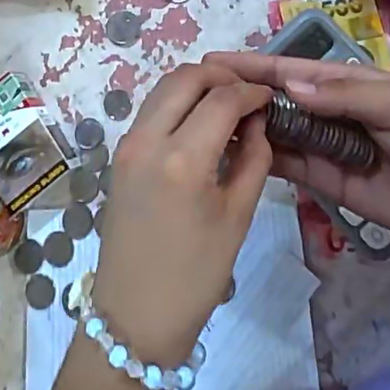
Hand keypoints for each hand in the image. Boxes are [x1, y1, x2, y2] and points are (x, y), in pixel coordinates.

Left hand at [91, 63, 274, 366]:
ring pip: (163, 88)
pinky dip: (178, 103)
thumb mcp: (238, 216)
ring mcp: (126, 144)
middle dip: (221, 76)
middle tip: (248, 95)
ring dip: (197, 85)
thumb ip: (254, 158)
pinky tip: (200, 123)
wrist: (134, 314)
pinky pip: (151, 110)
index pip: (221, 98)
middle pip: (185, 77)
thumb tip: (256, 121)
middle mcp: (147, 139)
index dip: (251, 92)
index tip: (270, 98)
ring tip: (227, 105)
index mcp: (182, 159)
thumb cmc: (195, 275)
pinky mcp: (119, 154)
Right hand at [203, 52, 389, 252]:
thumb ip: (344, 95)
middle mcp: (329, 111)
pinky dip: (261, 159)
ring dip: (244, 127)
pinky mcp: (325, 182)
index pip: (290, 70)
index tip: (211, 62)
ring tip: (202, 124)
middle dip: (240, 94)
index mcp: (347, 83)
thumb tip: (287, 85)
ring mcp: (325, 147)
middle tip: (194, 95)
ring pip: (276, 133)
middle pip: (276, 99)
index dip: (252, 65)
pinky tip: (231, 155)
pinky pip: (287, 166)